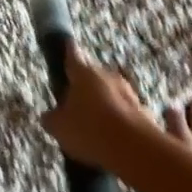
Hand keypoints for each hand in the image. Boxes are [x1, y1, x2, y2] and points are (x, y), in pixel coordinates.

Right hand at [40, 42, 158, 169]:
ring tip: (94, 125)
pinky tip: (112, 138)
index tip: (67, 43)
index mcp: (83, 72)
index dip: (68, 50)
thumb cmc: (90, 130)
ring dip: (104, 103)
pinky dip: (118, 120)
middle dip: (85, 85)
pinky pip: (124, 111)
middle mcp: (106, 75)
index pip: (72, 54)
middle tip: (75, 102)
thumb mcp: (60, 128)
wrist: (134, 149)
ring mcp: (127, 92)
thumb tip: (48, 116)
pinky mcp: (142, 111)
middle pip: (92, 75)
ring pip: (110, 92)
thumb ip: (52, 119)